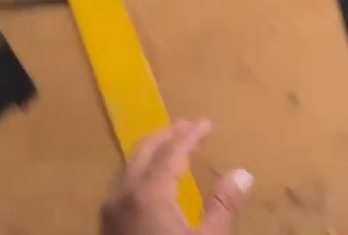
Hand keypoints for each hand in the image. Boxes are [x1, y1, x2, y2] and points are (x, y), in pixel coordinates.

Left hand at [101, 119, 251, 234]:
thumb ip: (223, 207)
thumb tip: (243, 173)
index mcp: (148, 192)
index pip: (172, 149)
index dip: (191, 133)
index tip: (207, 123)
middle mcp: (123, 195)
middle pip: (144, 150)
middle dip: (167, 135)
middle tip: (188, 128)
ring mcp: (109, 213)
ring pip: (129, 166)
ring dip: (152, 153)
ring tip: (172, 151)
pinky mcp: (105, 230)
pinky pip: (122, 186)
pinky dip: (140, 172)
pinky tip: (153, 185)